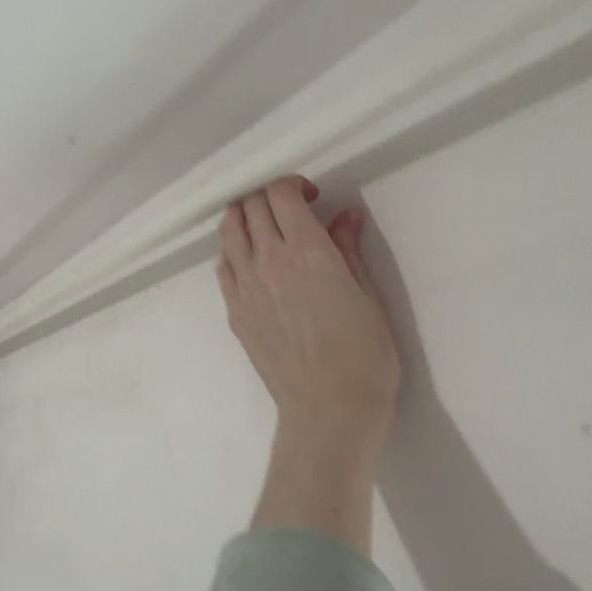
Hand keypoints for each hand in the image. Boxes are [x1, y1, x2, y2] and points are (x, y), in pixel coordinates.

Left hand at [217, 176, 399, 443]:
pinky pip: (224, 266)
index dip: (292, 185)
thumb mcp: (367, 294)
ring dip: (244, 220)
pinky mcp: (233, 310)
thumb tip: (343, 216)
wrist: (328, 405)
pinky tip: (254, 264)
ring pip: (228, 232)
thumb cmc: (363, 353)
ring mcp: (243, 286)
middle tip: (290, 211)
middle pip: (249, 207)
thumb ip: (347, 249)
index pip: (279, 195)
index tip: (310, 196)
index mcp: (305, 251)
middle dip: (268, 198)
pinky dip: (235, 252)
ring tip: (267, 231)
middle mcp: (266, 261)